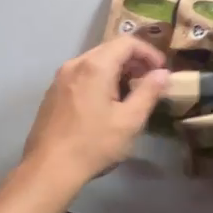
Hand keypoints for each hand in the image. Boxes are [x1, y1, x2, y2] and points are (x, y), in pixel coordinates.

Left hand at [23, 38, 169, 188]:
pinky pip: (81, 75)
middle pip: (110, 49)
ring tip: (130, 94)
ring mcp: (60, 78)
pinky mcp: (53, 92)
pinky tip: (105, 104)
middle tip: (149, 82)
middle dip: (133, 61)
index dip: (149, 52)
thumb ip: (149, 92)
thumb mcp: (130, 121)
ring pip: (94, 62)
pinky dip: (99, 79)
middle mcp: (75, 64)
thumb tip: (163, 73)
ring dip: (116, 71)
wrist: (48, 169)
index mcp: (95, 66)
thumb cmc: (93, 144)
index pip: (127, 42)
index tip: (161, 71)